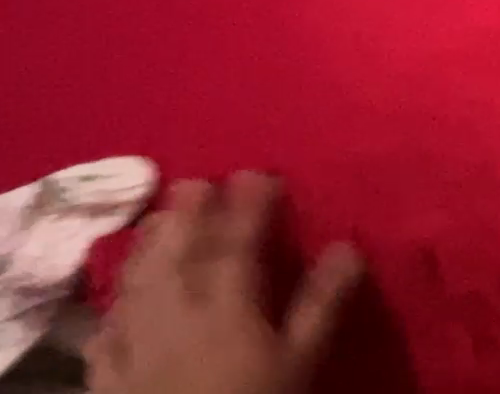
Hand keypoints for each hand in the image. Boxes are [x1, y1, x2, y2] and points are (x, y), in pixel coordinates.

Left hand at [85, 172, 363, 393]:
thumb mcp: (303, 356)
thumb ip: (322, 302)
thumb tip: (347, 245)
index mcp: (226, 311)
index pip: (235, 249)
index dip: (247, 209)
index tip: (258, 172)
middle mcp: (174, 321)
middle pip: (178, 263)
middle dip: (188, 219)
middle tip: (193, 180)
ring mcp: (135, 351)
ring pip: (137, 291)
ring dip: (148, 251)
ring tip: (156, 219)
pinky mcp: (109, 380)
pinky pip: (105, 337)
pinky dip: (113, 309)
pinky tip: (117, 298)